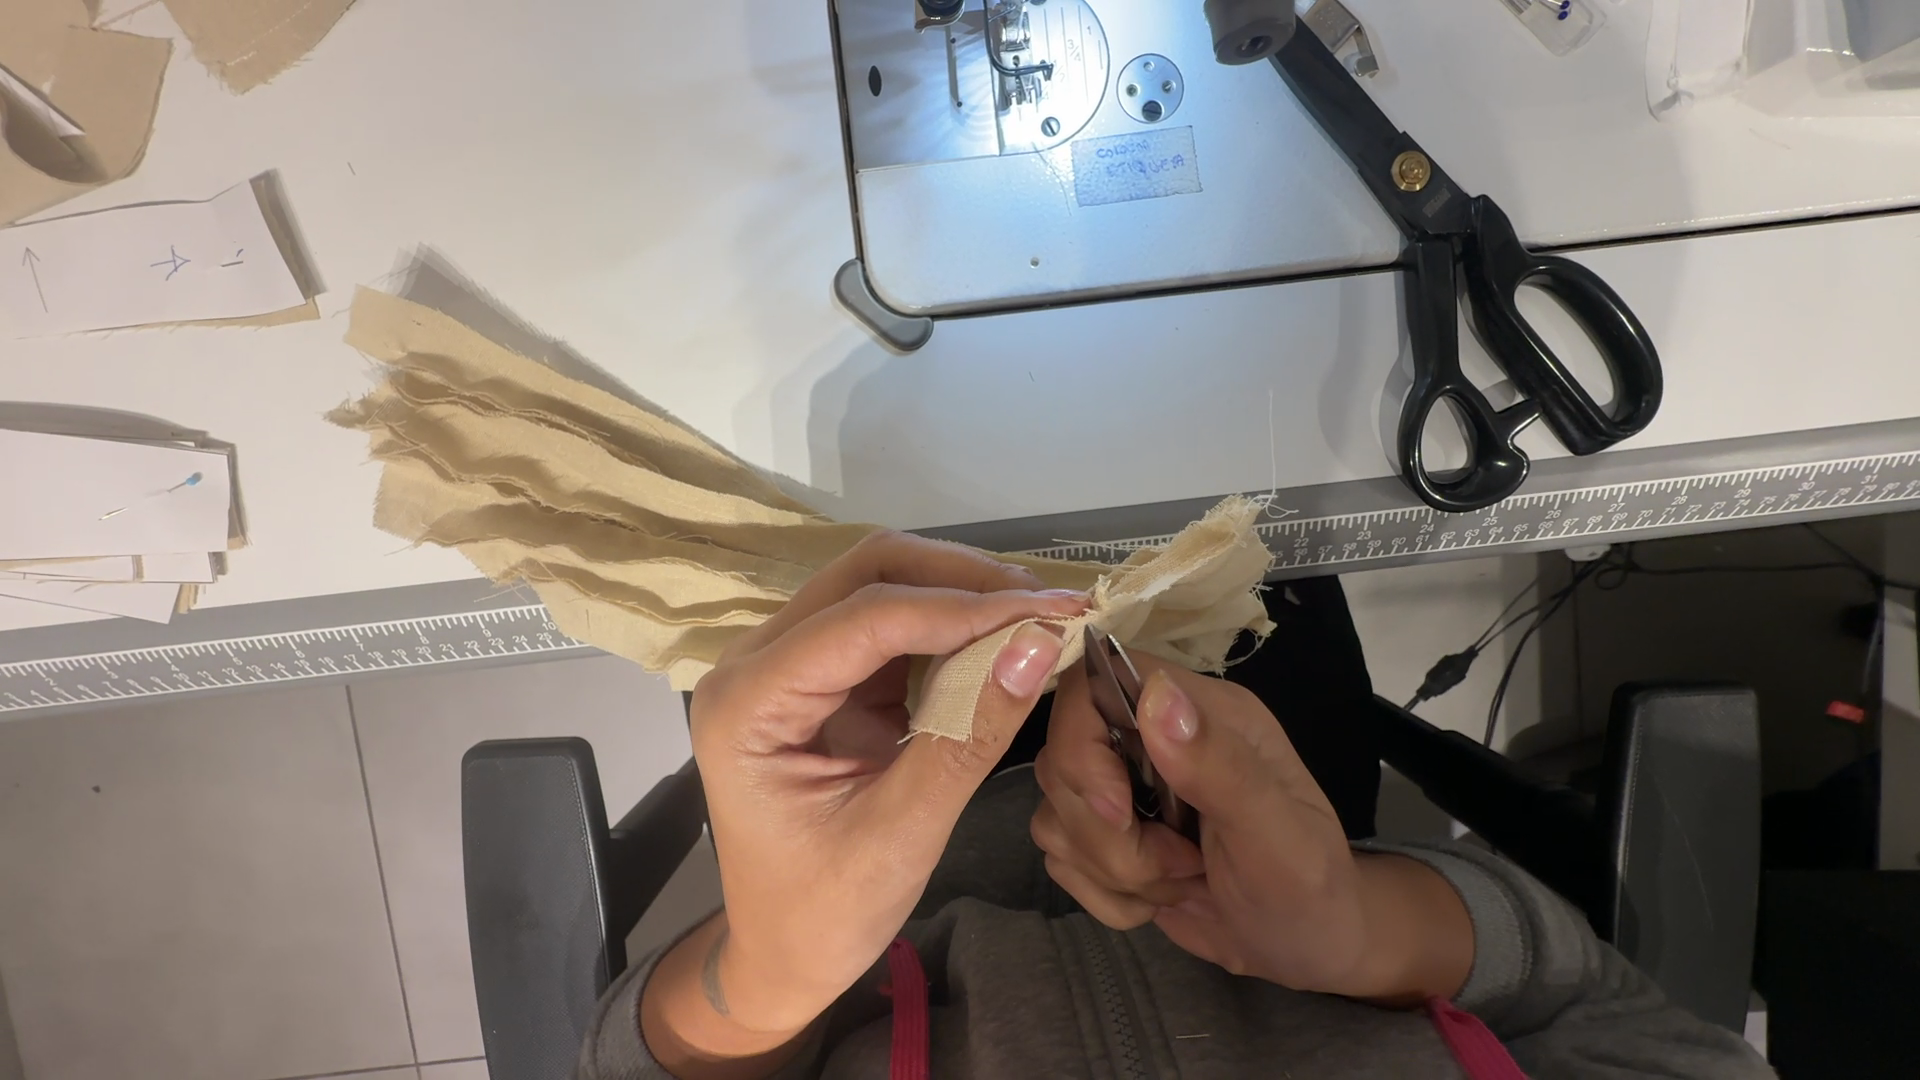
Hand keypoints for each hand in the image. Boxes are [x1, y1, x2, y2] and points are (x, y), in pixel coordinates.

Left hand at [641, 531, 1083, 1075]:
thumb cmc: (825, 911)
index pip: (863, 619)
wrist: (783, 950)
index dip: (960, 608)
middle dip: (961, 578)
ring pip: (881, 581)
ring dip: (960, 588)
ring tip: (1034, 612)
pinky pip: (892, 620)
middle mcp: (759, 660)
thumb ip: (968, 736)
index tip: (1047, 613)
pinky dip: (950, 619)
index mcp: (751, 703)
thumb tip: (1039, 644)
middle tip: (1045, 603)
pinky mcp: (827, 671)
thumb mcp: (903, 834)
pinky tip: (999, 633)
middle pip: (866, 573)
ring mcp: (791, 659)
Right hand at [1029, 656, 1473, 1004]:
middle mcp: (1148, 734)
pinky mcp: (1101, 830)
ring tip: (1177, 881)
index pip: (1094, 683)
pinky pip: (1059, 854)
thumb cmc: (1309, 888)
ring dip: (1111, 868)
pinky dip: (1103, 893)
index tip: (1118, 811)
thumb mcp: (1280, 836)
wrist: (1304, 949)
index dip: (1082, 744)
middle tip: (1177, 864)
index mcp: (1197, 709)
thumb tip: (1157, 695)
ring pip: (1054, 810)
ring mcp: (1120, 781)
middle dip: (1107, 834)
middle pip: (1061, 755)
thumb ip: (1220, 766)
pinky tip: (1156, 899)